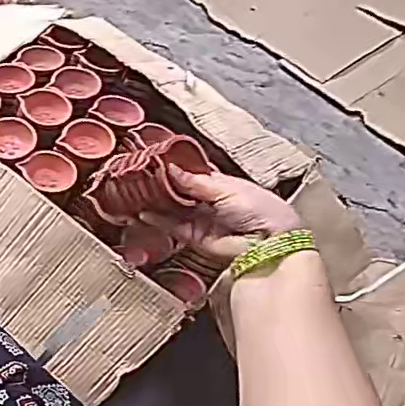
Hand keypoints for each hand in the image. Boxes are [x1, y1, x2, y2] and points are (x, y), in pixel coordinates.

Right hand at [140, 166, 302, 261]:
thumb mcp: (227, 188)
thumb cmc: (259, 209)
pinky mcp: (195, 237)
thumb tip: (171, 169)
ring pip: (175, 209)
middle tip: (143, 175)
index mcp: (225, 185)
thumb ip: (196, 181)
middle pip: (182, 191)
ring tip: (138, 193)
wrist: (267, 244)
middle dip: (164, 184)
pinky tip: (144, 213)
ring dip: (158, 202)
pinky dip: (158, 221)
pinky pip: (173, 227)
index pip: (196, 174)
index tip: (158, 161)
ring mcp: (202, 220)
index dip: (179, 168)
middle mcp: (211, 202)